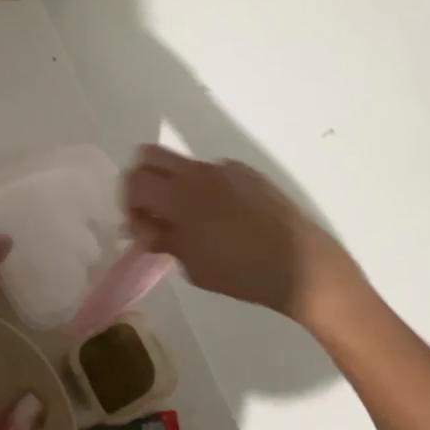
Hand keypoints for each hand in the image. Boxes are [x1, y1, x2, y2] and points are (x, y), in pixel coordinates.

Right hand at [123, 146, 356, 321]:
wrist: (300, 264)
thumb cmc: (241, 273)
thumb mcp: (193, 267)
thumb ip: (165, 240)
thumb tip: (148, 229)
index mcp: (179, 196)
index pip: (133, 181)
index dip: (129, 204)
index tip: (142, 228)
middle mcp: (198, 173)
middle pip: (150, 156)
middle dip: (144, 182)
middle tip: (154, 214)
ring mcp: (225, 169)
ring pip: (183, 164)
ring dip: (175, 186)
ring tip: (192, 222)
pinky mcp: (248, 173)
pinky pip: (214, 173)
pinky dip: (206, 190)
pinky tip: (225, 220)